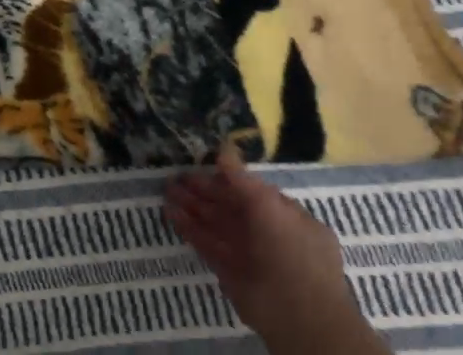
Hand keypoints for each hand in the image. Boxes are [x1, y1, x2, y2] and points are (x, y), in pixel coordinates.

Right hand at [166, 147, 385, 353]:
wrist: (297, 314)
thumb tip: (224, 149)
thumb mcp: (271, 209)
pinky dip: (188, 228)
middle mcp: (271, 236)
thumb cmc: (291, 254)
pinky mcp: (231, 269)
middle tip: (174, 177)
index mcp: (291, 221)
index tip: (200, 166)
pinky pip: (207, 242)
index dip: (228, 179)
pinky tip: (169, 212)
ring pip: (217, 224)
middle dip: (204, 192)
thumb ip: (244, 180)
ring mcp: (251, 254)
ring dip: (192, 207)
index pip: (256, 194)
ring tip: (165, 191)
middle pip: (233, 208)